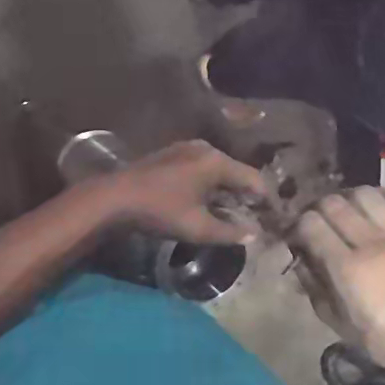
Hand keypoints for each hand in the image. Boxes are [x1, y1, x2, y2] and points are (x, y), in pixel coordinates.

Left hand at [91, 140, 267, 244]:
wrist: (113, 198)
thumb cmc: (160, 211)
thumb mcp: (198, 228)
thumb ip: (229, 233)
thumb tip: (253, 236)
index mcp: (216, 161)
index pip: (253, 178)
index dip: (265, 199)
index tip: (271, 216)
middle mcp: (205, 148)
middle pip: (236, 171)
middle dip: (246, 194)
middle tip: (254, 215)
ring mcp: (185, 148)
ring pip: (217, 169)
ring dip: (227, 190)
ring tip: (232, 212)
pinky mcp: (171, 155)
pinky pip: (201, 168)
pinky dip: (210, 184)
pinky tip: (206, 201)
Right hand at [290, 188, 384, 366]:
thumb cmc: (379, 339)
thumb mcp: (334, 319)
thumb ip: (313, 284)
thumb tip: (300, 256)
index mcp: (348, 269)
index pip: (312, 225)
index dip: (298, 225)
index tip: (297, 234)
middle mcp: (373, 243)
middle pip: (335, 204)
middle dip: (318, 209)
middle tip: (319, 221)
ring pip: (366, 194)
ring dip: (349, 199)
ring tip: (348, 211)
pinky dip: (383, 198)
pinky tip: (377, 210)